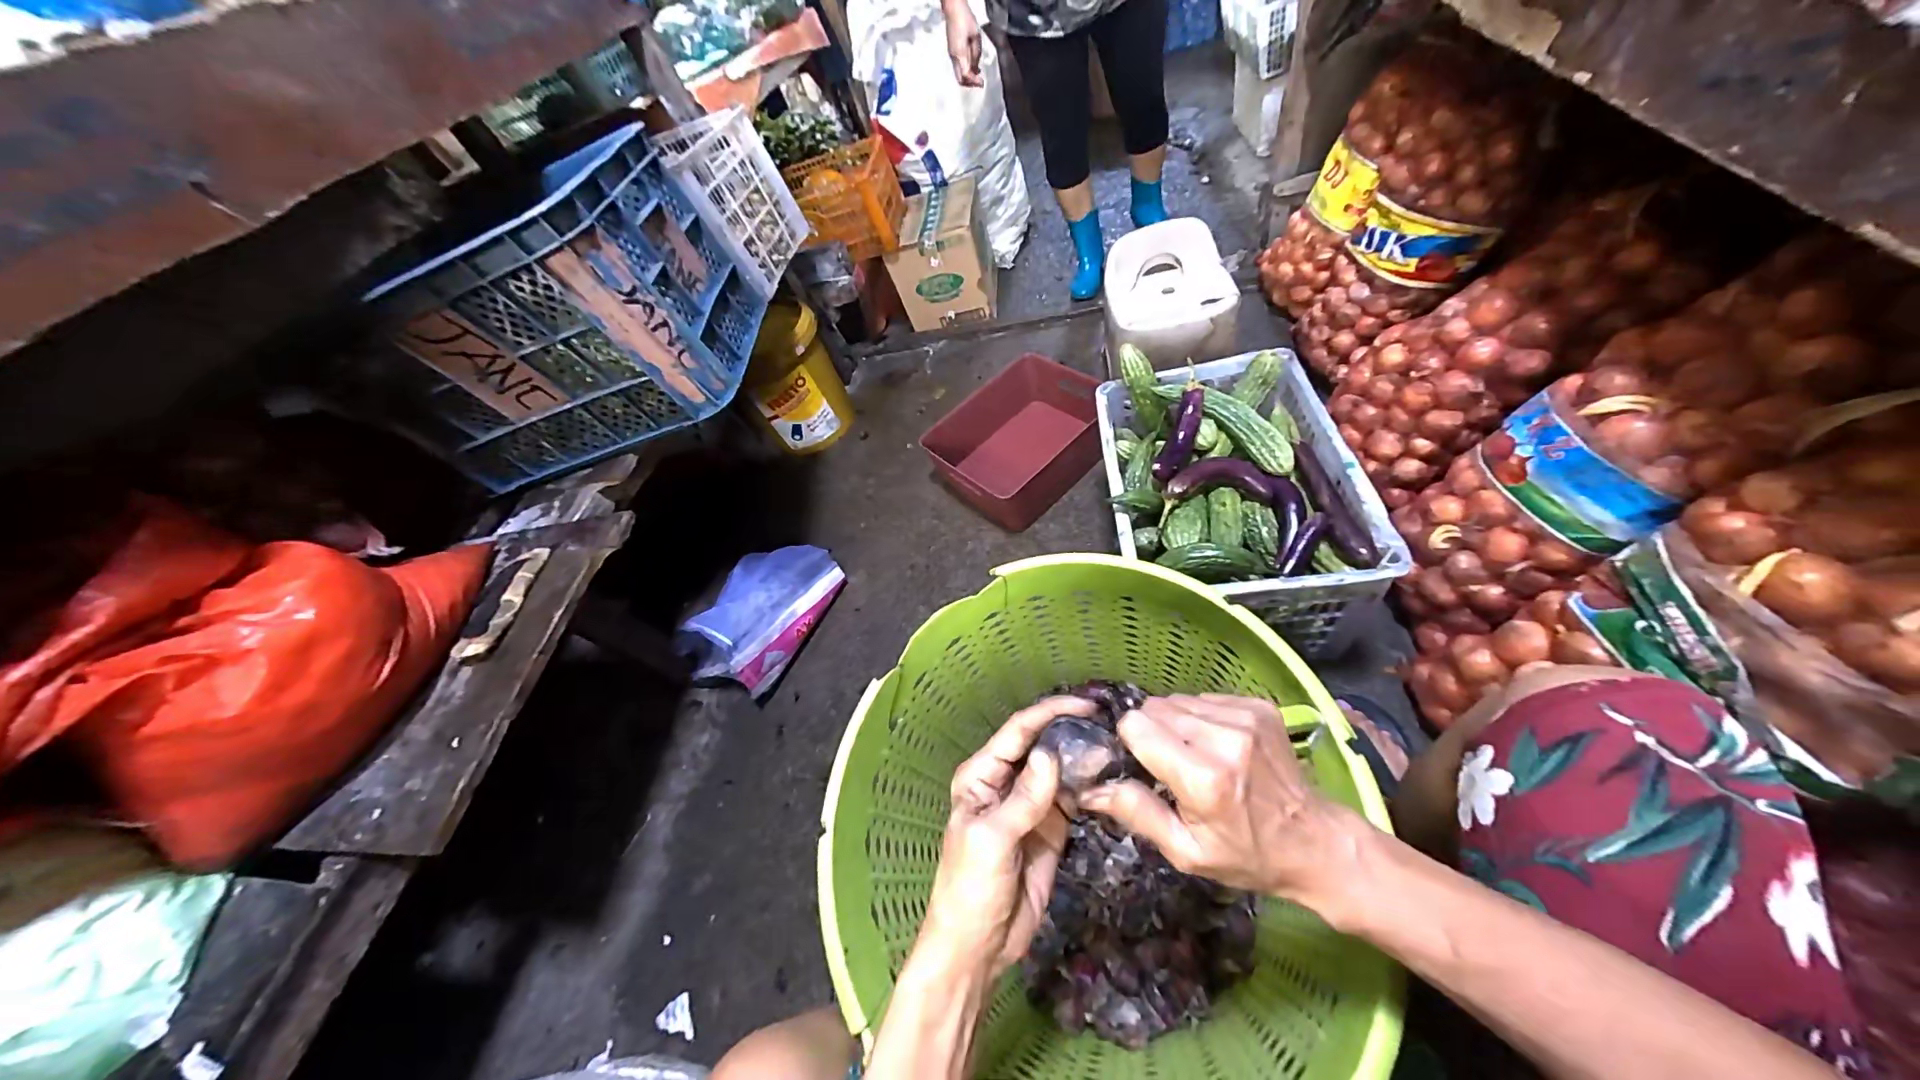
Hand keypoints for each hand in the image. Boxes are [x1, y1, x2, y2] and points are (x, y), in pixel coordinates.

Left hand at [914, 695, 1093, 977]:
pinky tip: (1110, 777)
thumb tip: (1051, 753)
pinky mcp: (1050, 828)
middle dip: (1071, 731)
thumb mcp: (992, 839)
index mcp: (981, 775)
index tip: (1086, 705)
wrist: (979, 945)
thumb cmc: (971, 886)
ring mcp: (1030, 805)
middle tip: (1112, 723)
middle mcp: (1006, 782)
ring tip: (1118, 745)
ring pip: (1060, 770)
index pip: (1018, 732)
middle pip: (1042, 745)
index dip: (1049, 713)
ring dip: (1084, 758)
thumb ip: (1023, 798)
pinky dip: (1088, 788)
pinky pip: (1071, 799)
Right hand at [942, 0, 983, 87]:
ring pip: (959, 74)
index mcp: (960, 53)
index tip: (982, 83)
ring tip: (978, 75)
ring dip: (968, 77)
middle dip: (970, 83)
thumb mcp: (976, 37)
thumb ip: (976, 55)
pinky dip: (965, 71)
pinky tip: (973, 67)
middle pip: (960, 79)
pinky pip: (958, 67)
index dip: (974, 82)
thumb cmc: (965, 19)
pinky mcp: (952, 52)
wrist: (953, 9)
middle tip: (979, 82)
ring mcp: (952, 55)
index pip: (966, 75)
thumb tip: (976, 68)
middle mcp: (954, 57)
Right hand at [1080, 694, 1374, 920]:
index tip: (1142, 766)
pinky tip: (1216, 745)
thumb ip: (1136, 812)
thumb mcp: (1186, 852)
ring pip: (1177, 700)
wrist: (1317, 841)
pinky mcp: (1259, 706)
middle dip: (1151, 732)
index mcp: (1204, 778)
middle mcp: (1225, 738)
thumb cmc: (1247, 855)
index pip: (1136, 726)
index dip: (1130, 744)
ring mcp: (1246, 717)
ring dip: (1175, 723)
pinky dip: (1200, 717)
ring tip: (1195, 756)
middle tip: (1169, 765)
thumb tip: (1089, 789)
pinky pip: (1204, 698)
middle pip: (1154, 708)